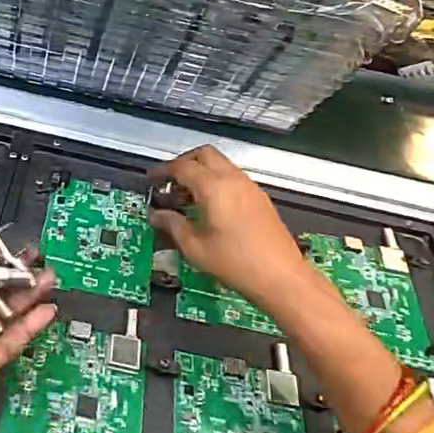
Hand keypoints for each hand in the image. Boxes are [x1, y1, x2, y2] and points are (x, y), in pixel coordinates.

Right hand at [148, 145, 322, 309]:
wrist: (281, 277)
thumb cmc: (237, 264)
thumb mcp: (196, 248)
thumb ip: (173, 225)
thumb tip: (158, 216)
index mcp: (214, 187)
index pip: (182, 167)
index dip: (163, 171)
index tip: (152, 179)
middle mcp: (233, 180)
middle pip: (204, 154)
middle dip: (183, 163)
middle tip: (169, 181)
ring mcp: (249, 187)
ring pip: (220, 164)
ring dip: (201, 172)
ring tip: (186, 197)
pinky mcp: (259, 198)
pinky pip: (233, 177)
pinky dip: (217, 182)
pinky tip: (209, 206)